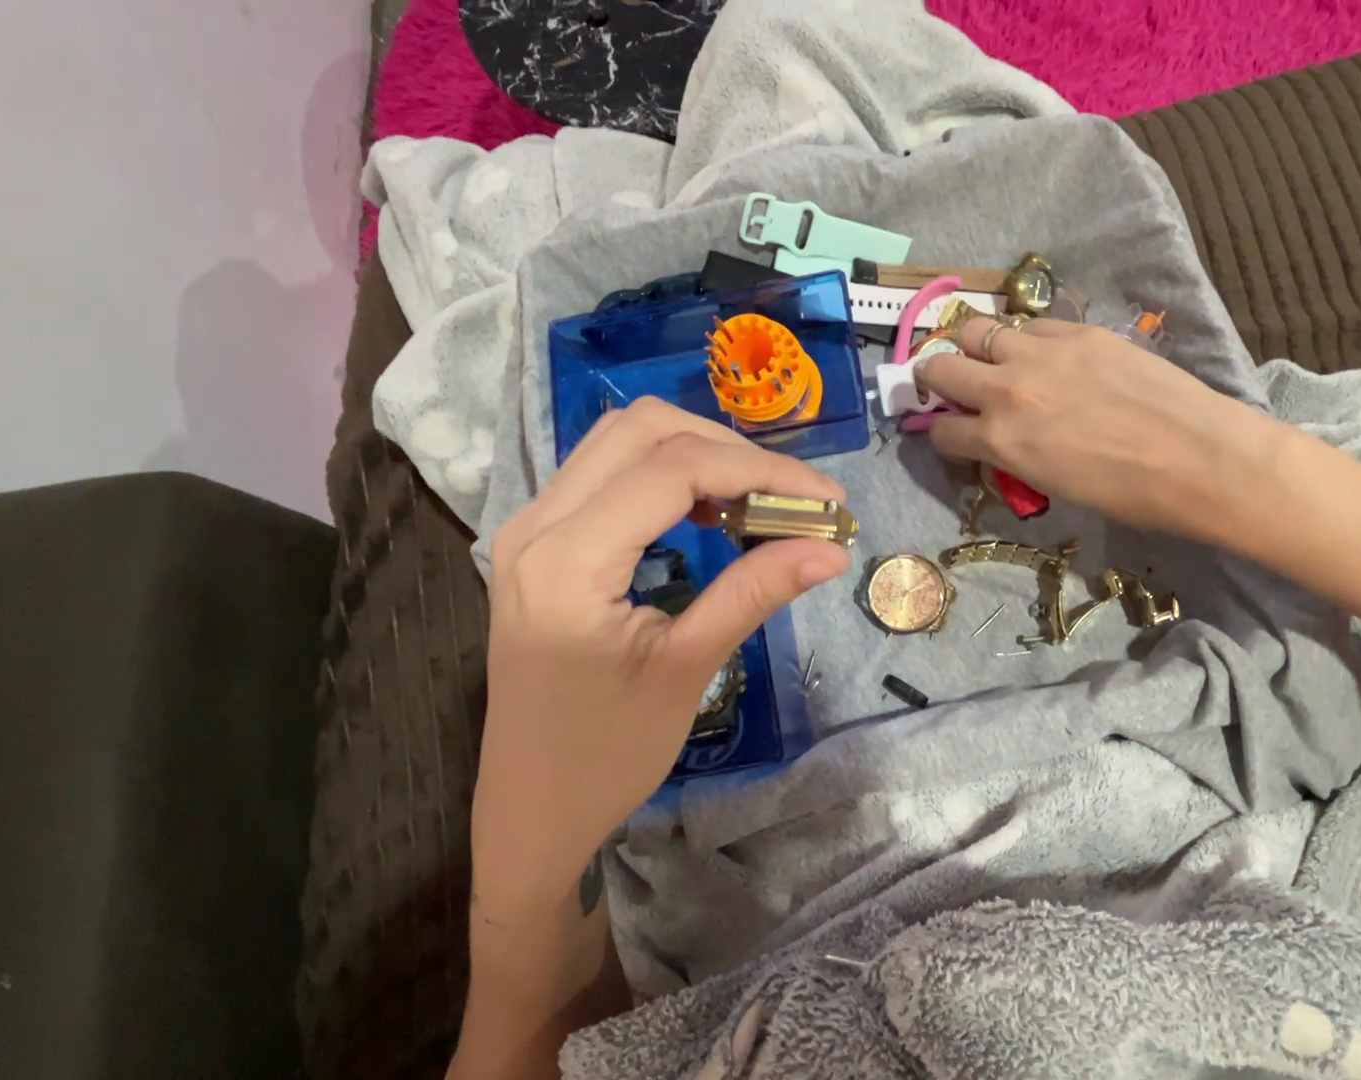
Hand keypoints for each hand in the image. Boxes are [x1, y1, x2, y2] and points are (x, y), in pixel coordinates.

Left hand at [473, 398, 851, 906]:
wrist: (531, 808)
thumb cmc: (606, 754)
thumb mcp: (686, 671)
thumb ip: (754, 593)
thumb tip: (831, 549)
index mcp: (568, 559)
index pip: (675, 469)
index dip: (762, 472)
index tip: (827, 500)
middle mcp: (537, 523)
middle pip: (642, 429)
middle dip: (730, 450)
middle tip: (793, 498)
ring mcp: (529, 528)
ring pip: (620, 440)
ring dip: (696, 453)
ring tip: (757, 501)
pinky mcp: (537, 542)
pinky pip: (603, 472)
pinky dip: (663, 473)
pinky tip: (706, 512)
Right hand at [918, 317, 1283, 544]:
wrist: (1196, 456)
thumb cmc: (1127, 493)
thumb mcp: (1051, 484)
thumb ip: (1011, 456)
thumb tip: (997, 440)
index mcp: (1000, 441)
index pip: (941, 432)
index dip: (940, 434)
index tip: (950, 433)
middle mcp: (1007, 390)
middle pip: (940, 368)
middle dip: (934, 379)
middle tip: (948, 385)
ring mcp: (1041, 353)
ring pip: (978, 329)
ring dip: (974, 346)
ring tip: (992, 359)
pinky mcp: (1078, 332)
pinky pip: (1031, 324)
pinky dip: (1025, 338)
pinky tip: (1044, 353)